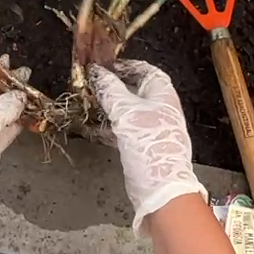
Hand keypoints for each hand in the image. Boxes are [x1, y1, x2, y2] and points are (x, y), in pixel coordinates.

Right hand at [90, 60, 207, 231]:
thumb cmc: (149, 145)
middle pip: (136, 90)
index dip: (126, 65)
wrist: (160, 187)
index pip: (146, 70)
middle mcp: (160, 109)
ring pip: (128, 110)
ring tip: (90, 103)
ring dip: (110, 106)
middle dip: (114, 86)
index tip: (106, 66)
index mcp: (163, 95)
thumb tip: (96, 71)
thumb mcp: (125, 111)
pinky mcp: (143, 146)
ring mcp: (152, 128)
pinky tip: (94, 128)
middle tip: (94, 84)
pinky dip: (110, 126)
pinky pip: (125, 129)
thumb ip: (109, 89)